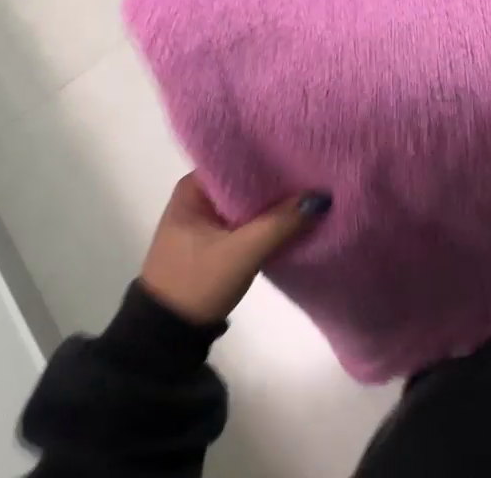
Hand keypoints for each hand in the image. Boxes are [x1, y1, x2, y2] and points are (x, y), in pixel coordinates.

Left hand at [139, 175, 330, 324]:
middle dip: (277, 181)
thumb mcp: (242, 253)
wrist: (168, 335)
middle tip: (316, 172)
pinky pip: (249, 221)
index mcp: (192, 189)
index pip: (237, 160)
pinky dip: (268, 220)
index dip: (270, 157)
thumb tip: (322, 196)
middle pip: (246, 181)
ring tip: (313, 190)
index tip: (303, 154)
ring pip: (250, 203)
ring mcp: (207, 221)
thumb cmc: (197, 283)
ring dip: (275, 202)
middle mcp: (198, 198)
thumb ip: (281, 222)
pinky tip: (296, 217)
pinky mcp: (216, 241)